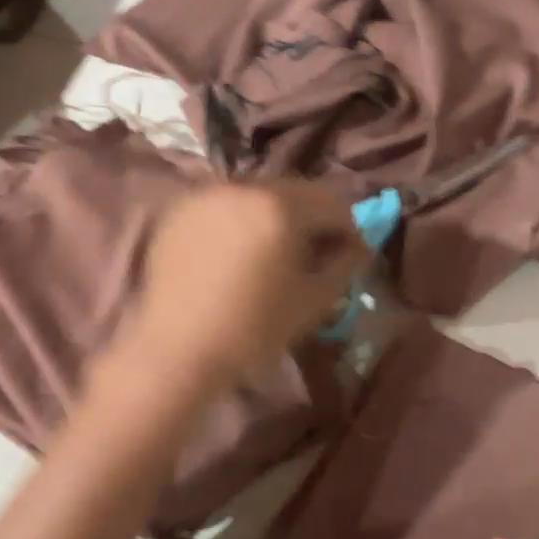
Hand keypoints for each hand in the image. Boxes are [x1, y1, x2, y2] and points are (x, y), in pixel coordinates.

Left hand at [126, 179, 366, 382]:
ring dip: (274, 220)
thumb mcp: (314, 300)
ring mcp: (204, 196)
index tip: (349, 258)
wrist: (178, 350)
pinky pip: (224, 208)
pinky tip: (237, 260)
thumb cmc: (255, 329)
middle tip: (313, 257)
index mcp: (279, 206)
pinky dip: (240, 225)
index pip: (332, 201)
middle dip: (310, 220)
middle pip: (293, 192)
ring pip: (257, 197)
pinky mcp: (178, 212)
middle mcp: (241, 187)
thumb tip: (360, 246)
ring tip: (273, 259)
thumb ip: (345, 264)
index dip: (348, 229)